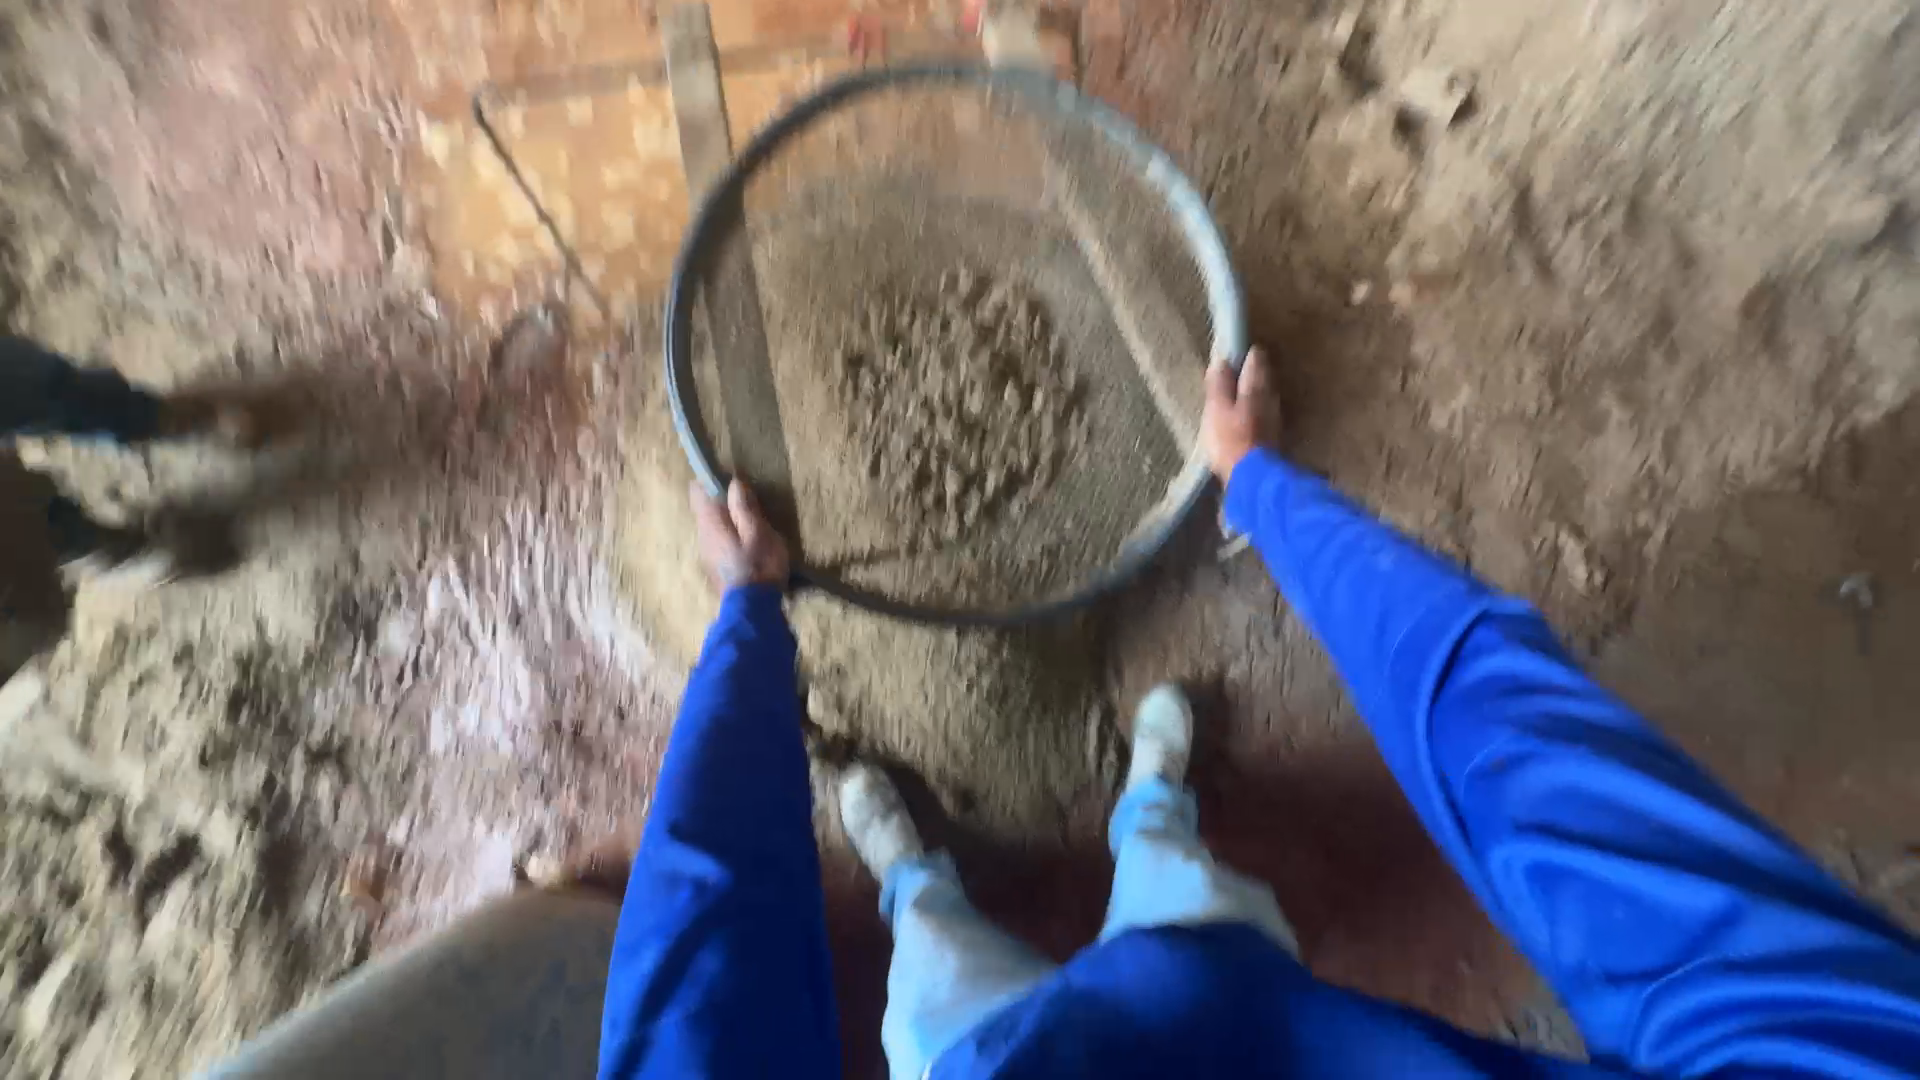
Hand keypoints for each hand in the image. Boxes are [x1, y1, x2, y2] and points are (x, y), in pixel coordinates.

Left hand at [691, 479, 790, 590]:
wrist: (753, 610)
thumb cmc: (759, 567)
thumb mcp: (758, 533)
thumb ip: (744, 508)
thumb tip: (733, 483)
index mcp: (711, 524)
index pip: (697, 491)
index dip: (711, 480)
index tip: (730, 479)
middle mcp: (702, 536)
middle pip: (705, 509)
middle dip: (723, 501)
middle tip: (750, 503)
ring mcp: (706, 554)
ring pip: (713, 527)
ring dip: (729, 520)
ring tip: (753, 524)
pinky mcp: (715, 567)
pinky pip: (718, 542)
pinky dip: (730, 536)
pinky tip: (749, 545)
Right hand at [1199, 347, 1280, 482]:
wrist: (1252, 478)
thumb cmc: (1230, 441)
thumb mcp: (1216, 410)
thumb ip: (1219, 385)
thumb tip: (1221, 359)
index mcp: (1256, 389)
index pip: (1255, 361)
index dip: (1246, 354)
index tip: (1236, 351)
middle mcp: (1271, 399)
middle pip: (1264, 378)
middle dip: (1253, 373)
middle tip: (1239, 370)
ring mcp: (1275, 420)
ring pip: (1267, 397)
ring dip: (1257, 394)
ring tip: (1242, 394)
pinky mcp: (1274, 439)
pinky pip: (1266, 416)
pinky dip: (1258, 413)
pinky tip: (1250, 419)